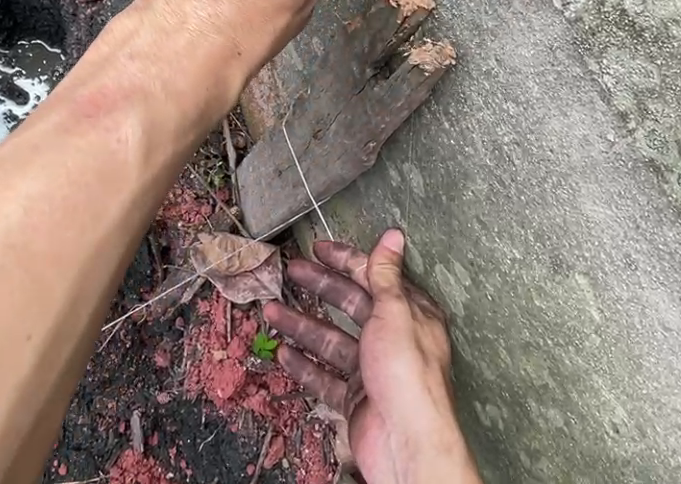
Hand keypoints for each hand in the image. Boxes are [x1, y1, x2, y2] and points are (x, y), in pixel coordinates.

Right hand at [263, 231, 481, 483]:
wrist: (406, 443)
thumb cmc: (408, 375)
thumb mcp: (394, 311)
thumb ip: (386, 273)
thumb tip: (394, 236)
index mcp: (408, 311)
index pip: (372, 275)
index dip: (345, 259)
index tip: (319, 248)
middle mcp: (392, 336)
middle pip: (349, 303)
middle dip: (319, 286)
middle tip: (292, 271)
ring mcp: (372, 368)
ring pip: (331, 339)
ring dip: (301, 324)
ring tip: (272, 310)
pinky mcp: (357, 397)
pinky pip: (325, 376)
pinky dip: (304, 364)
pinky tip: (285, 352)